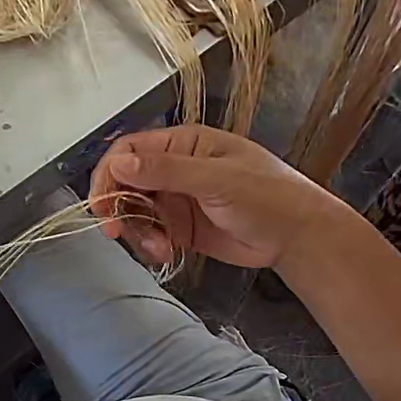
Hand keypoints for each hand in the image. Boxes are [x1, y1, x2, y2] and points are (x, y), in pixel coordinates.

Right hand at [88, 125, 356, 270]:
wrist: (297, 236)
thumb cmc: (268, 196)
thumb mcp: (217, 179)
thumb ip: (167, 171)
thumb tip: (119, 163)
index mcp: (183, 146)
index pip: (130, 152)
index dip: (110, 175)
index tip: (103, 204)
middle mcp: (175, 170)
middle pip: (126, 184)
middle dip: (118, 208)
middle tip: (117, 231)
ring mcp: (178, 200)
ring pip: (137, 213)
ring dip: (138, 232)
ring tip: (159, 249)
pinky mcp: (182, 228)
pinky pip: (152, 234)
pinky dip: (151, 246)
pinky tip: (166, 255)